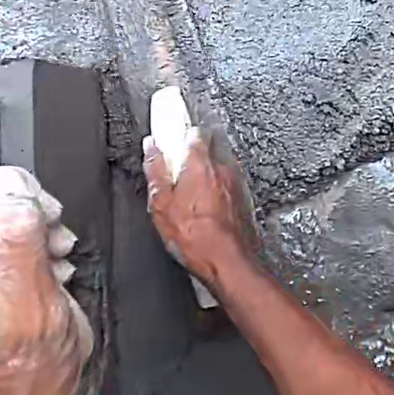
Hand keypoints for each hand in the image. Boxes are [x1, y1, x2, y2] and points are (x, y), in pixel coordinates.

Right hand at [143, 130, 257, 285]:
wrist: (226, 261)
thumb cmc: (194, 235)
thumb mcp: (161, 203)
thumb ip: (155, 170)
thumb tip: (151, 147)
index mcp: (199, 163)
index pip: (195, 133)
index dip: (183, 136)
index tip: (173, 145)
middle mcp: (221, 168)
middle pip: (208, 150)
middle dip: (194, 160)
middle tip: (178, 177)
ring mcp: (235, 184)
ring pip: (218, 170)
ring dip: (205, 178)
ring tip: (190, 199)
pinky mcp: (242, 200)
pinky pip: (226, 187)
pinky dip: (216, 193)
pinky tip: (205, 211)